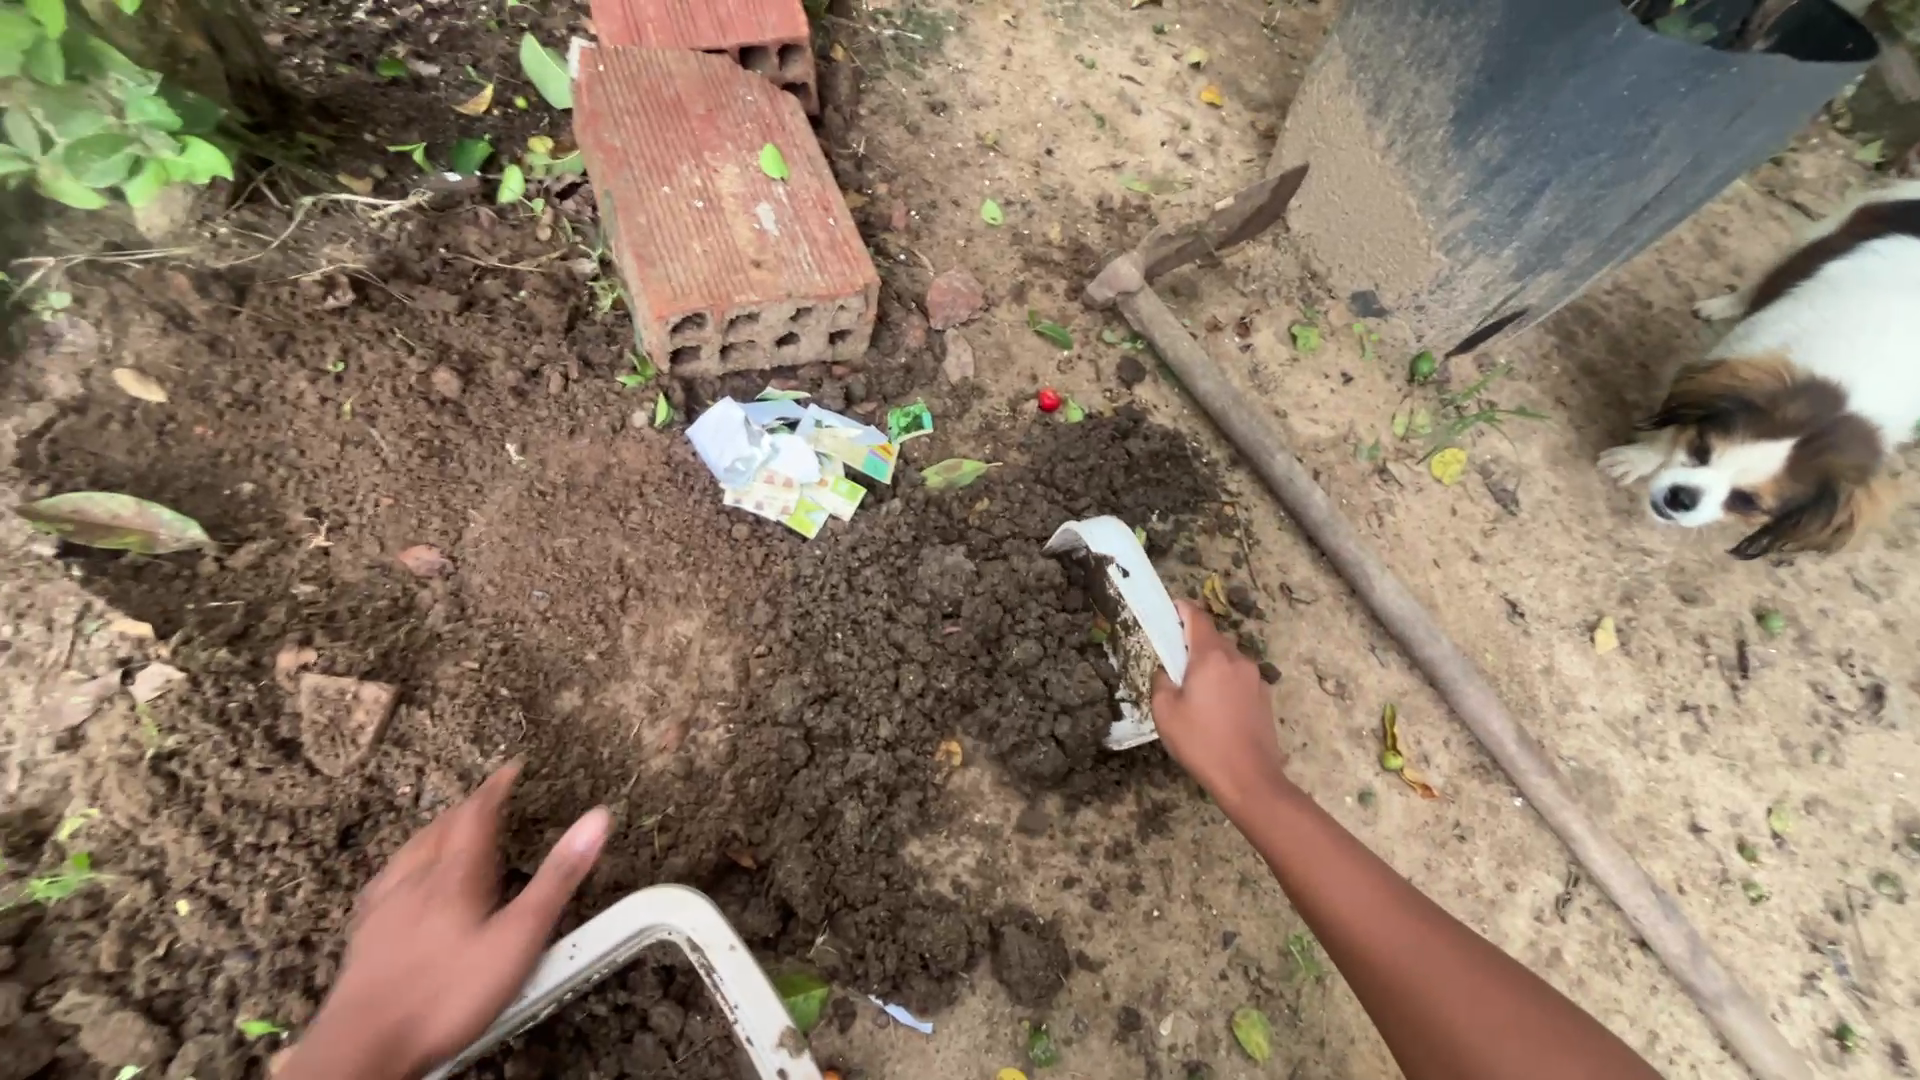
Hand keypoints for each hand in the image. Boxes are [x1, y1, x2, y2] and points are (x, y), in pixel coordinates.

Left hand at [283, 765, 610, 1079]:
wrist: (360, 1053)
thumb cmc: (447, 994)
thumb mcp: (519, 936)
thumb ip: (558, 876)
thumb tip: (597, 818)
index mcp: (455, 876)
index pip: (476, 815)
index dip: (495, 787)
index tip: (510, 768)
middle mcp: (415, 883)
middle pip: (440, 830)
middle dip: (466, 807)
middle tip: (486, 798)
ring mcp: (383, 913)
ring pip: (408, 855)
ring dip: (433, 832)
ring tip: (447, 827)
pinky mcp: (364, 942)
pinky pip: (384, 886)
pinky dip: (403, 867)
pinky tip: (399, 882)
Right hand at [1151, 600, 1288, 810]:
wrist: (1250, 778)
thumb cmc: (1201, 743)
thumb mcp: (1165, 712)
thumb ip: (1161, 682)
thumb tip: (1166, 672)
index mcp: (1211, 657)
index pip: (1197, 617)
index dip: (1181, 608)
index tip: (1168, 609)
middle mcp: (1237, 660)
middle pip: (1212, 638)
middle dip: (1191, 643)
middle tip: (1172, 662)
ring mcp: (1255, 678)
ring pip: (1227, 659)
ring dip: (1209, 664)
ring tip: (1193, 691)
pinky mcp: (1264, 697)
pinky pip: (1238, 678)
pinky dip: (1224, 682)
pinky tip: (1214, 709)